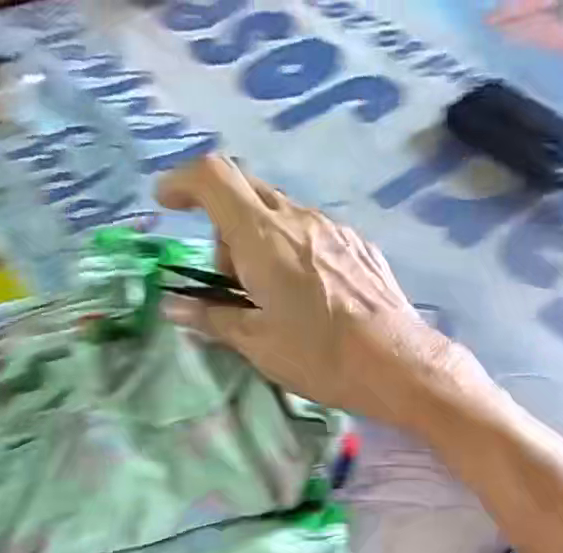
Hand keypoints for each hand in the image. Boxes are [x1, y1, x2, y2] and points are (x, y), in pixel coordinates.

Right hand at [155, 155, 489, 431]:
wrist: (396, 364)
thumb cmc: (320, 356)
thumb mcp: (258, 344)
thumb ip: (212, 316)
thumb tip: (174, 305)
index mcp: (264, 236)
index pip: (213, 177)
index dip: (182, 181)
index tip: (166, 204)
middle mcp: (298, 218)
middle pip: (246, 191)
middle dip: (222, 225)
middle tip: (230, 280)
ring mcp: (333, 228)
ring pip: (280, 212)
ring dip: (260, 240)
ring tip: (272, 296)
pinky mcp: (358, 245)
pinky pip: (311, 231)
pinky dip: (292, 249)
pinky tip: (307, 295)